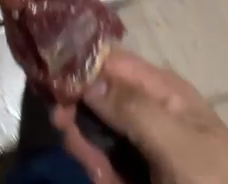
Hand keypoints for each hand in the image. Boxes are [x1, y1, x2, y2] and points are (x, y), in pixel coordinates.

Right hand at [54, 50, 227, 183]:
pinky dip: (88, 158)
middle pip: (93, 88)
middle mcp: (146, 109)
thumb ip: (132, 108)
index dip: (75, 57)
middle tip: (57, 117)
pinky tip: (90, 166)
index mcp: (164, 91)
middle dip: (72, 98)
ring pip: (90, 122)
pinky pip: (98, 155)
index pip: (110, 57)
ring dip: (76, 130)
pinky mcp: (131, 175)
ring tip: (73, 144)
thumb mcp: (182, 147)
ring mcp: (138, 144)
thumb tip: (83, 74)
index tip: (45, 66)